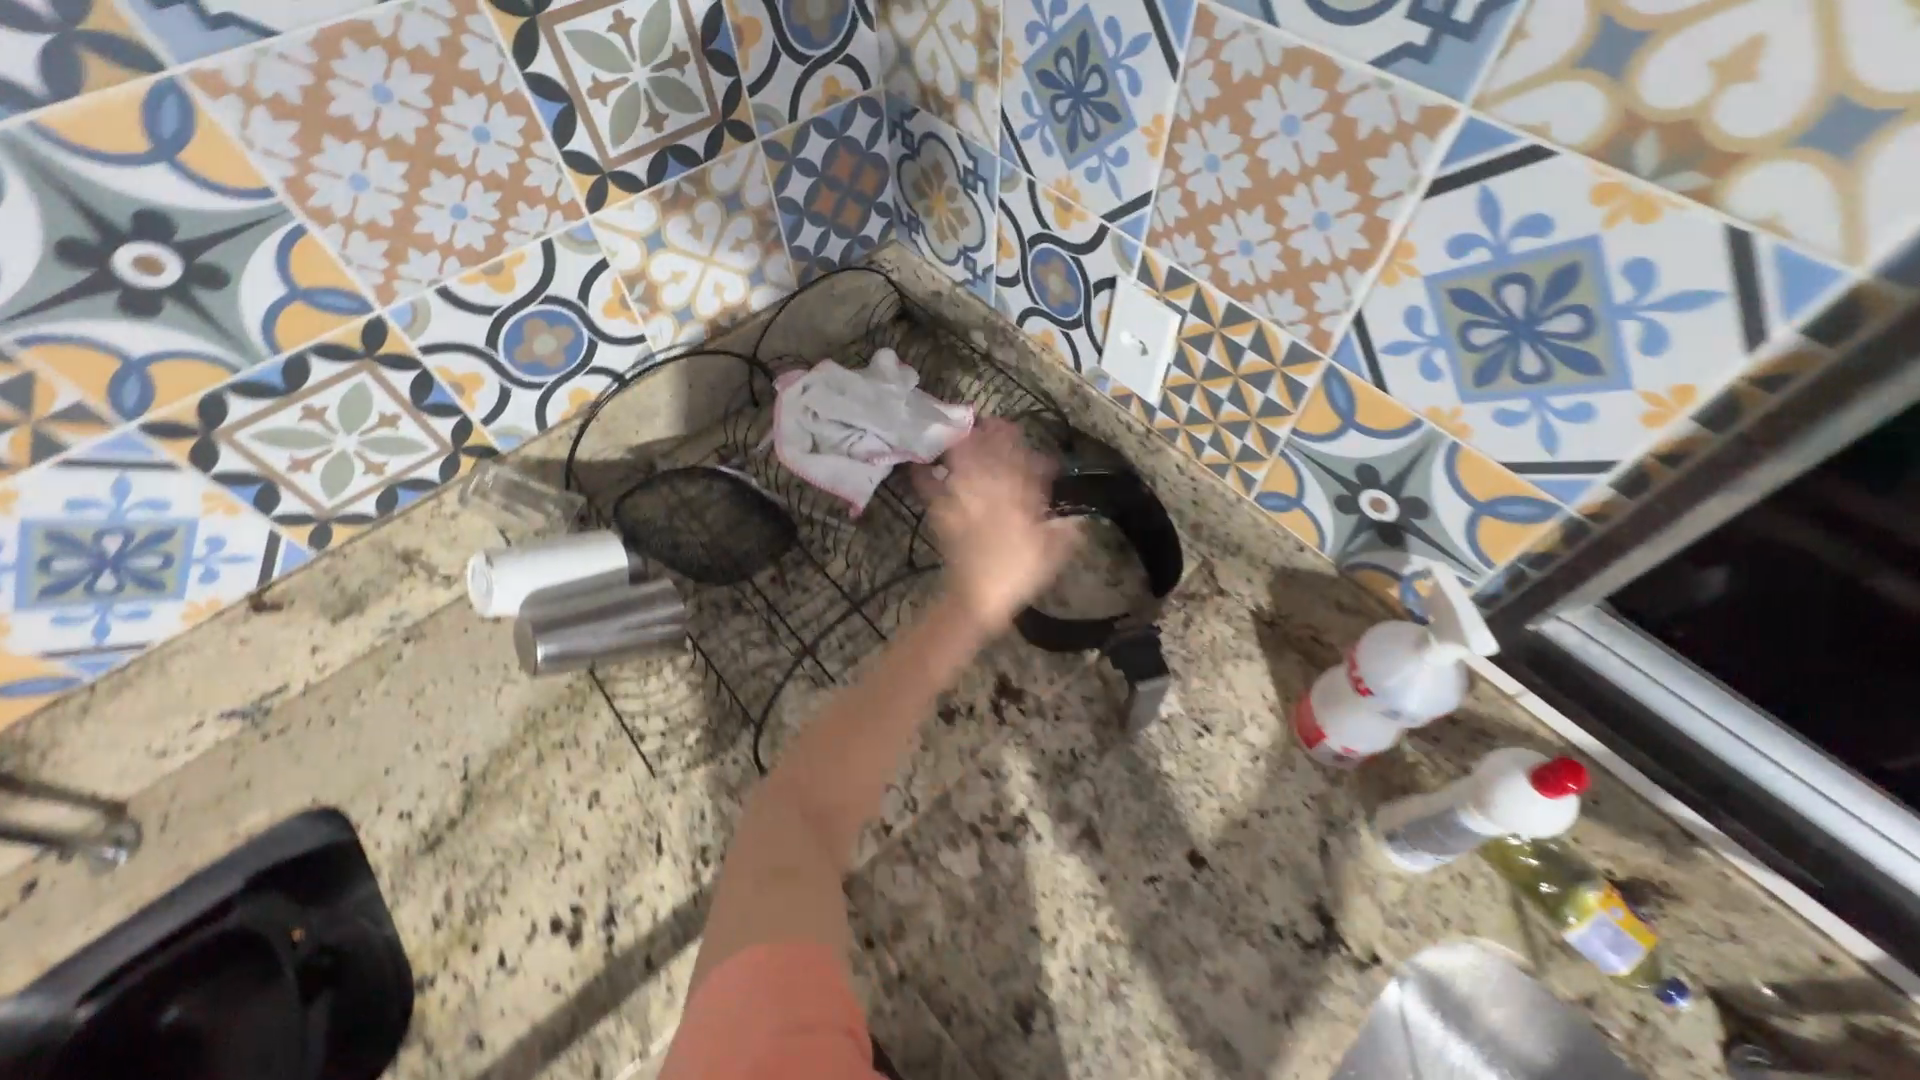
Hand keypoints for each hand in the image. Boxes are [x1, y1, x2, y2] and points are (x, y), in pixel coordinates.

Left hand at [920, 418, 1082, 632]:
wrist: (978, 600)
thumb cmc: (1016, 578)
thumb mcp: (1050, 556)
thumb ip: (1064, 535)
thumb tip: (1078, 522)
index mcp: (1019, 506)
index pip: (1020, 469)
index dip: (1019, 448)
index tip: (1017, 431)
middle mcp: (991, 500)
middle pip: (990, 462)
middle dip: (990, 440)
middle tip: (989, 421)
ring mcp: (965, 507)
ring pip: (964, 471)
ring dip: (963, 449)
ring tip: (961, 430)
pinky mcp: (945, 519)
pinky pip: (933, 494)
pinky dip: (926, 479)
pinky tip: (918, 465)